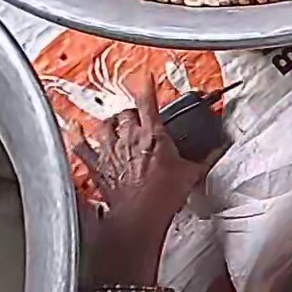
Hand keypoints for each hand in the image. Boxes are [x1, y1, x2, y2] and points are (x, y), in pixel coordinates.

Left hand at [67, 71, 219, 275]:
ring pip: (104, 124)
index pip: (147, 101)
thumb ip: (206, 158)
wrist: (141, 215)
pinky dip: (77, 136)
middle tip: (138, 117)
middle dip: (131, 113)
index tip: (145, 76)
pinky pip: (81, 146)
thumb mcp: (192, 174)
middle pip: (125, 113)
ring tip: (115, 122)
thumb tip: (217, 150)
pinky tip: (74, 128)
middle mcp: (128, 138)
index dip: (145, 86)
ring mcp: (111, 151)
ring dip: (110, 122)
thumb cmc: (163, 196)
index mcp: (153, 135)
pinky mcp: (98, 166)